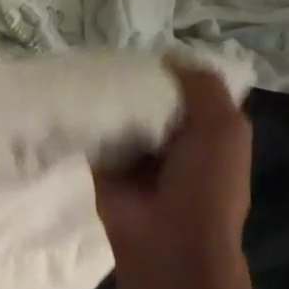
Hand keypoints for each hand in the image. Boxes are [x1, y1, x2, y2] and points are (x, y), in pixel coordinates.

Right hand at [94, 64, 251, 271]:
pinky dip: (80, 121)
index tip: (147, 49)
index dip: (172, 71)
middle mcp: (170, 139)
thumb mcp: (223, 128)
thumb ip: (203, 88)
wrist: (168, 238)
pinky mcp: (101, 165)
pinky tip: (66, 98)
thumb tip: (168, 56)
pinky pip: (90, 136)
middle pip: (148, 100)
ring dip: (103, 99)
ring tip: (81, 69)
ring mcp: (134, 153)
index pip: (188, 91)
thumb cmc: (206, 183)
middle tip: (106, 54)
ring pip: (117, 115)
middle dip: (132, 81)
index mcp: (207, 130)